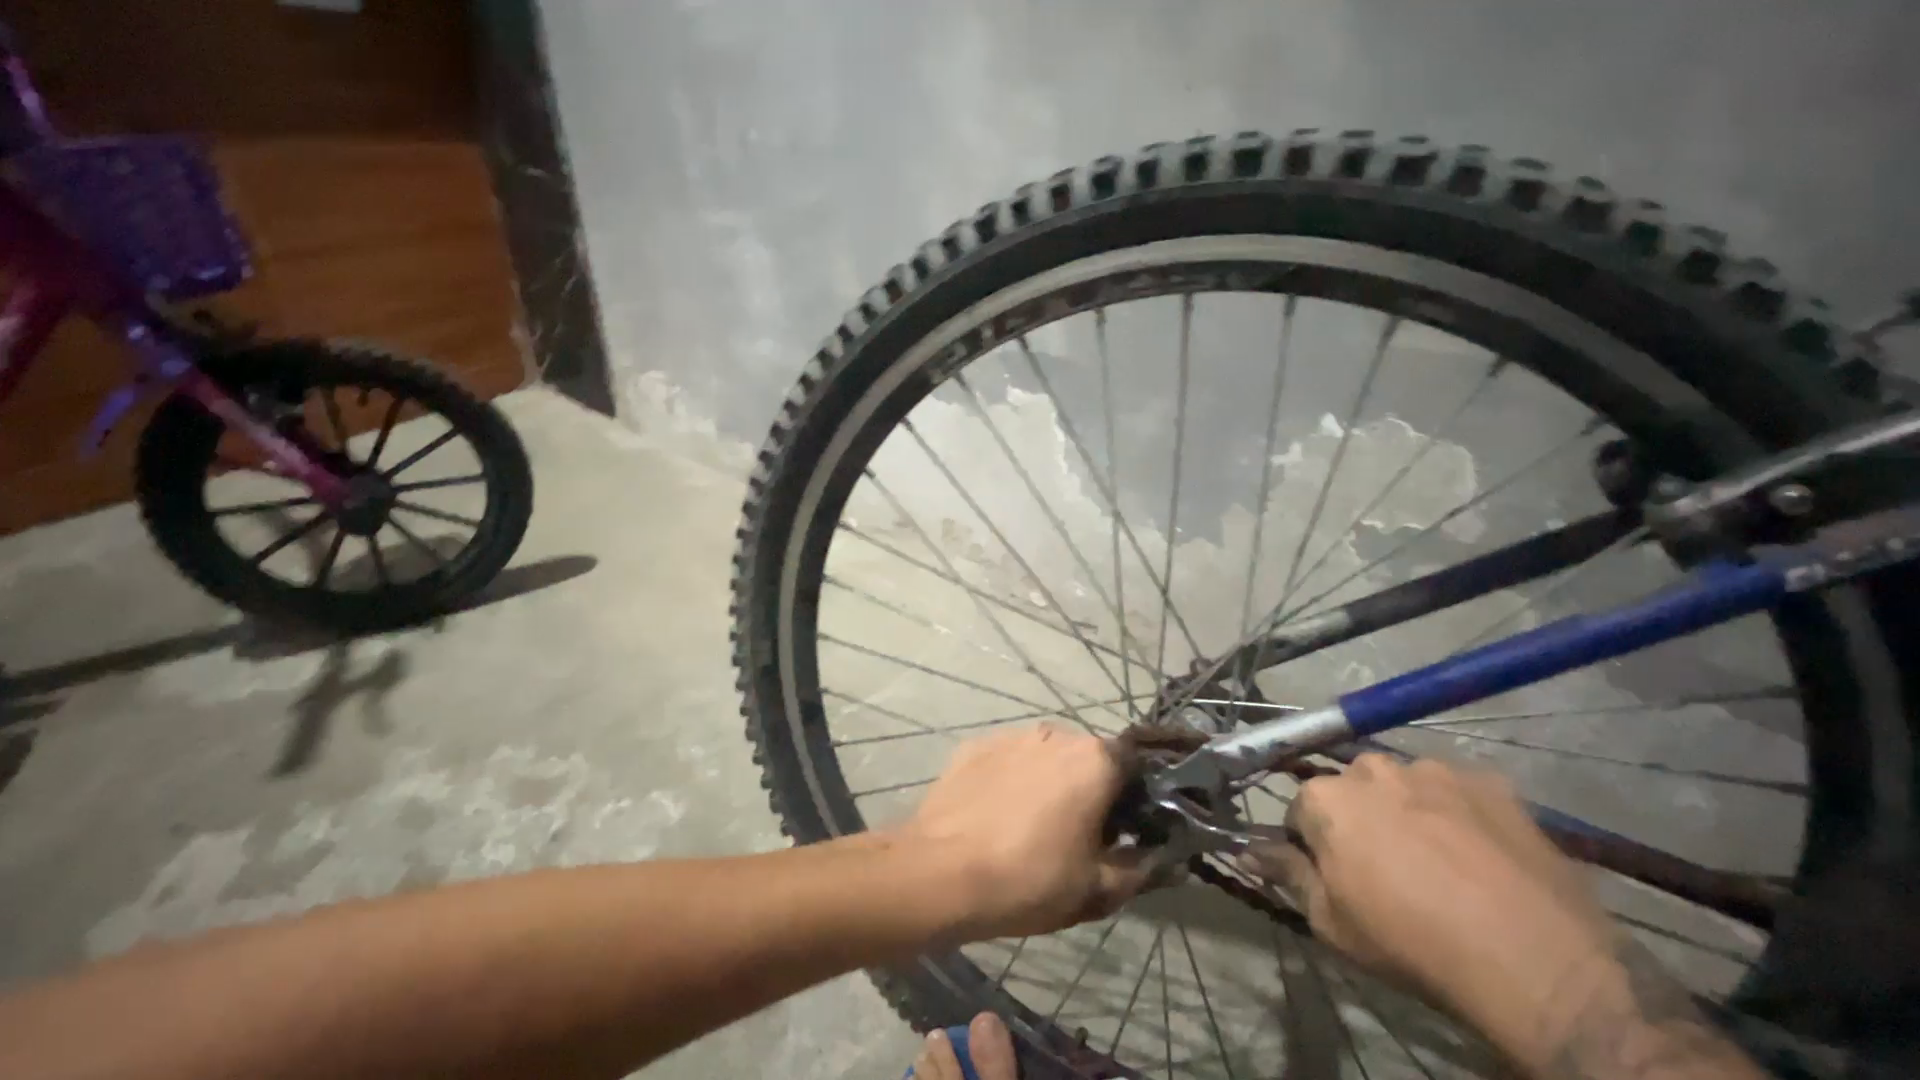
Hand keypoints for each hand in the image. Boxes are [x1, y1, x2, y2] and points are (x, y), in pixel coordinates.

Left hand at [896, 725, 1147, 940]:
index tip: (1130, 833)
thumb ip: (1141, 870)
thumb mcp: (1096, 890)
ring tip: (1034, 829)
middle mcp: (1056, 734)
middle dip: (1093, 792)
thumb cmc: (1028, 880)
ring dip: (1050, 784)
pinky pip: (1007, 762)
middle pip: (1089, 759)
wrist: (938, 875)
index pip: (1136, 767)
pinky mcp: (973, 747)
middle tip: (1083, 838)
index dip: (1138, 800)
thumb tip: (1167, 858)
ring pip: (1045, 759)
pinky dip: (1011, 782)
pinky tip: (998, 818)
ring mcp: (1010, 736)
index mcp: (1096, 759)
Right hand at [1245, 756, 1621, 1068]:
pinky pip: (1460, 793)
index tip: (1336, 879)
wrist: (1533, 959)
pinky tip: (1481, 859)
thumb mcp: (1332, 923)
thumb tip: (1247, 850)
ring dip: (1410, 813)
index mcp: (1327, 797)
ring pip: (1407, 787)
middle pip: (1354, 790)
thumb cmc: (1412, 943)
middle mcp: (1375, 767)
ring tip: (1442, 865)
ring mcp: (1438, 770)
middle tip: (1387, 872)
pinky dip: (1460, 815)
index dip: (1312, 847)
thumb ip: (1288, 874)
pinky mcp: (1494, 782)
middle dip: (1361, 820)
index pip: (1299, 812)